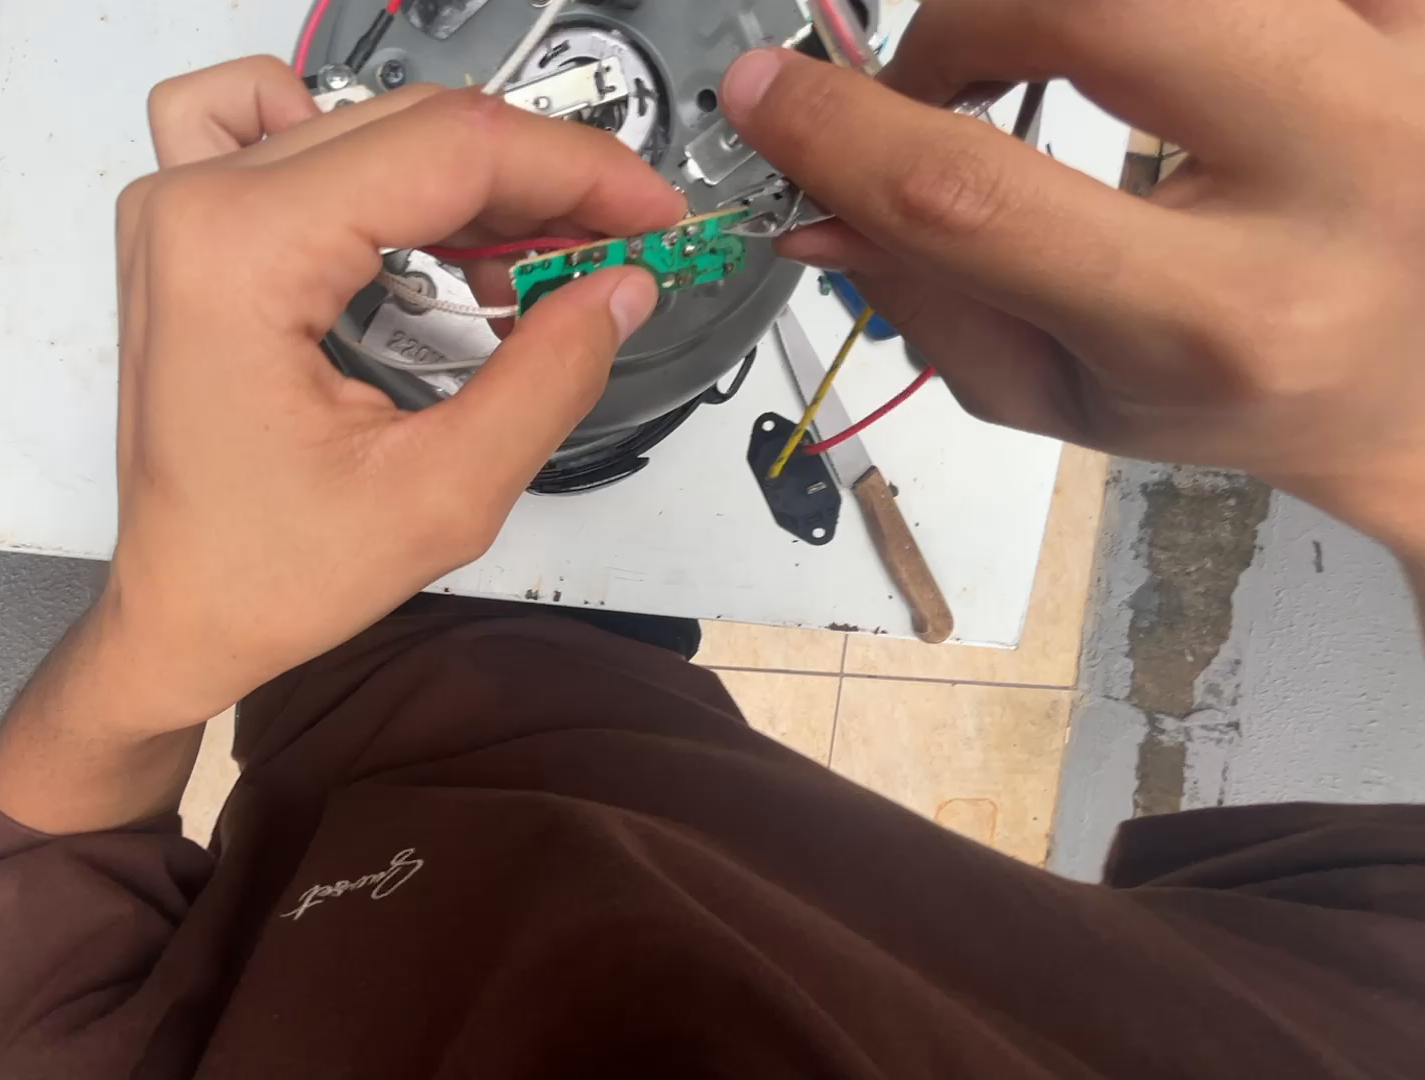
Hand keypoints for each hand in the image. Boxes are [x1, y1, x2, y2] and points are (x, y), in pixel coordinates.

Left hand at [0, 58, 677, 831]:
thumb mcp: (443, 494)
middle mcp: (196, 205)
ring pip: (361, 126)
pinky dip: (362, 159)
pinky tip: (400, 216)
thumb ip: (548, 378)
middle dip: (535, 179)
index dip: (575, 171)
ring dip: (464, 175)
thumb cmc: (281, 576)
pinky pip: (272, 132)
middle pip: (412, 129)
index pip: (450, 151)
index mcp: (244, 253)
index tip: (652, 214)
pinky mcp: (187, 240)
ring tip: (527, 251)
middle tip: (612, 244)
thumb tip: (621, 288)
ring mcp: (178, 212)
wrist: (183, 612)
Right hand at [718, 1, 1424, 561]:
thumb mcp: (1037, 390)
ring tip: (1020, 60)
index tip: (760, 95)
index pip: (970, 197)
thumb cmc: (1212, 402)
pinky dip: (1127, 12)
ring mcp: (1422, 54)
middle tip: (923, 88)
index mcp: (1202, 316)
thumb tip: (815, 217)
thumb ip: (922, 301)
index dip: (842, 135)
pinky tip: (1133, 48)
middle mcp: (1346, 165)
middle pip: (1095, 2)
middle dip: (955, 26)